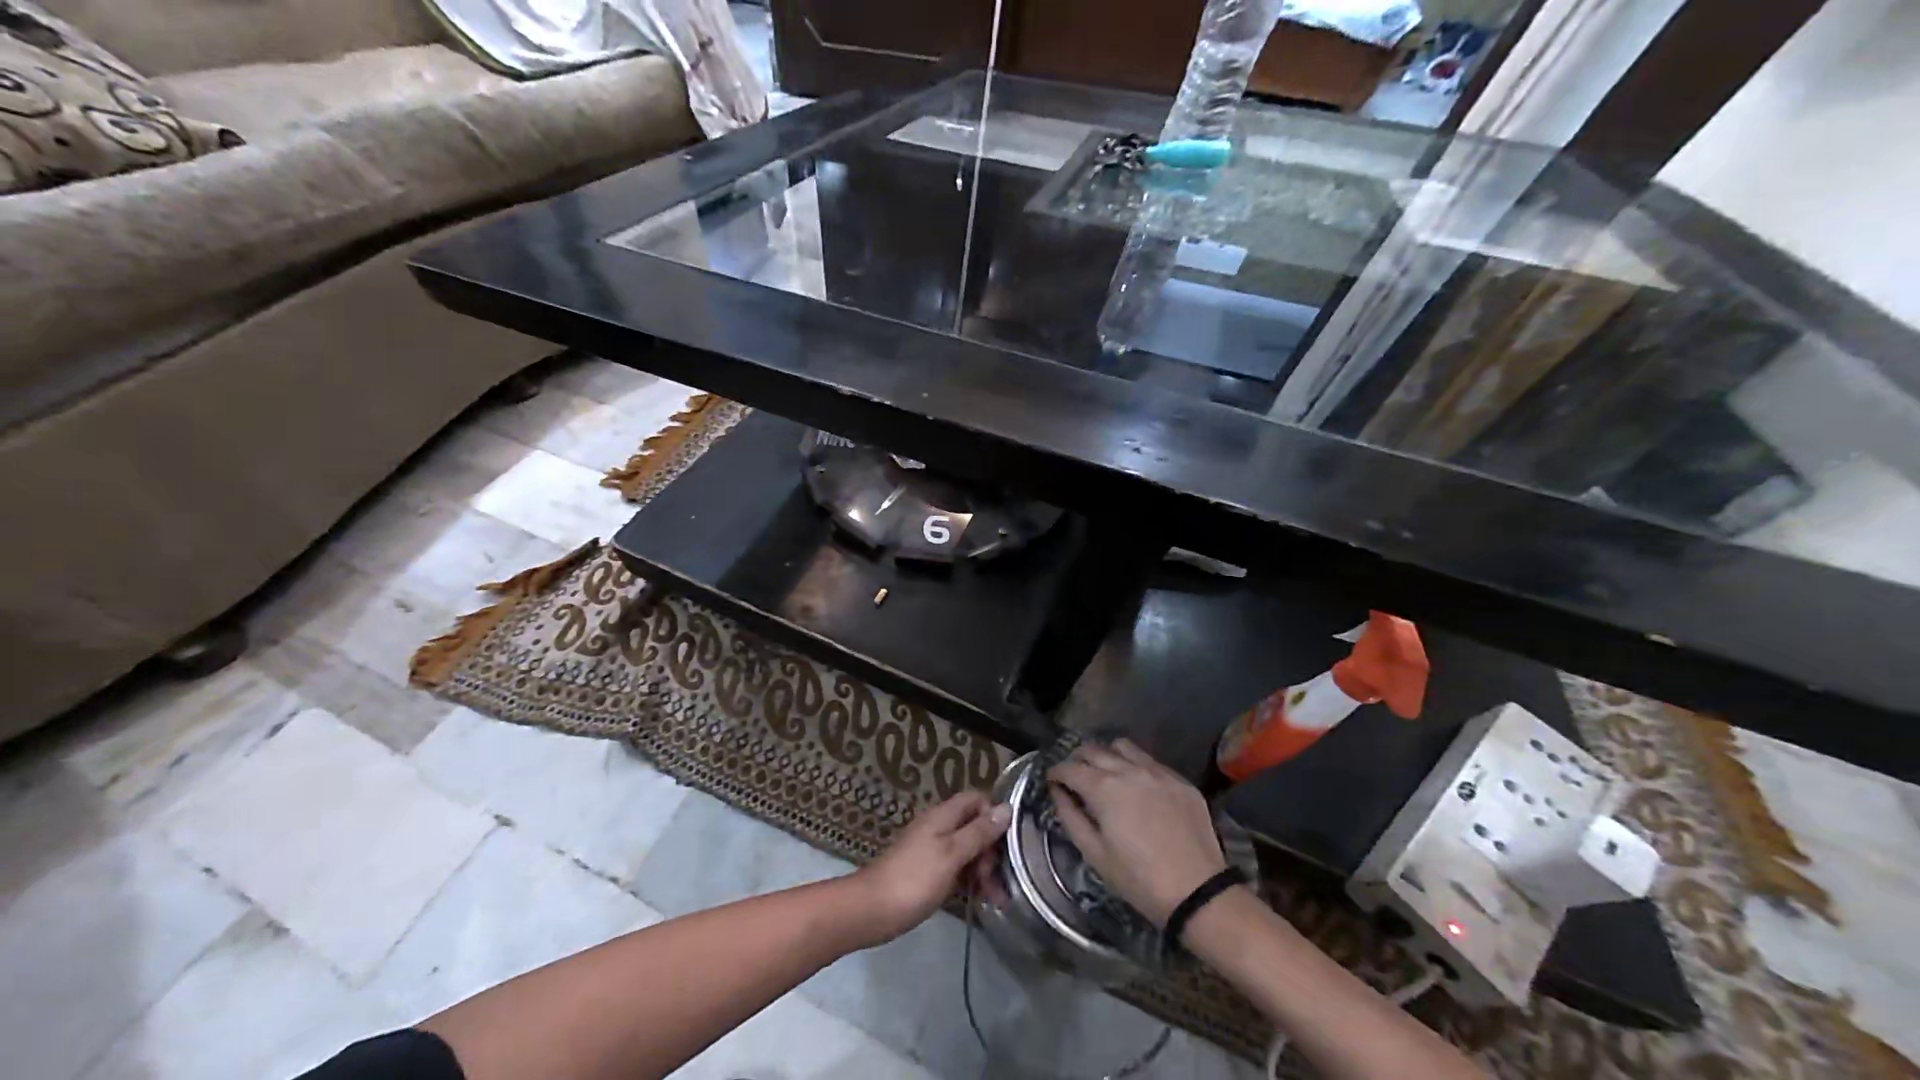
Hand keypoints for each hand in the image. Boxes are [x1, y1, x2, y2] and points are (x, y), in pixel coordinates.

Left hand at [847, 791, 1011, 945]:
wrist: (871, 910)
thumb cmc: (914, 879)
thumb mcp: (952, 853)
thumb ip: (979, 831)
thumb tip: (1006, 807)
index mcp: (943, 815)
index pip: (976, 799)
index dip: (994, 814)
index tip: (1006, 841)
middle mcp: (938, 827)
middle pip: (974, 826)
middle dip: (991, 849)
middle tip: (997, 877)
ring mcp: (932, 850)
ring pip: (967, 850)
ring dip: (984, 870)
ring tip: (998, 899)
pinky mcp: (928, 872)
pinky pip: (957, 868)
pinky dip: (970, 880)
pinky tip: (981, 899)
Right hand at [1048, 740, 1226, 926]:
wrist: (1197, 892)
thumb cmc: (1138, 878)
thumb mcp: (1094, 853)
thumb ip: (1071, 817)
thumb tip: (1058, 792)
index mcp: (1104, 787)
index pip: (1070, 767)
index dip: (1056, 772)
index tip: (1052, 781)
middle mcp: (1129, 769)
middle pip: (1094, 750)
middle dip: (1077, 759)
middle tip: (1074, 776)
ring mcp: (1158, 772)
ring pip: (1123, 747)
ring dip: (1107, 755)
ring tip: (1105, 774)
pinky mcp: (1180, 780)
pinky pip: (1150, 761)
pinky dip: (1135, 766)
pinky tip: (1137, 787)